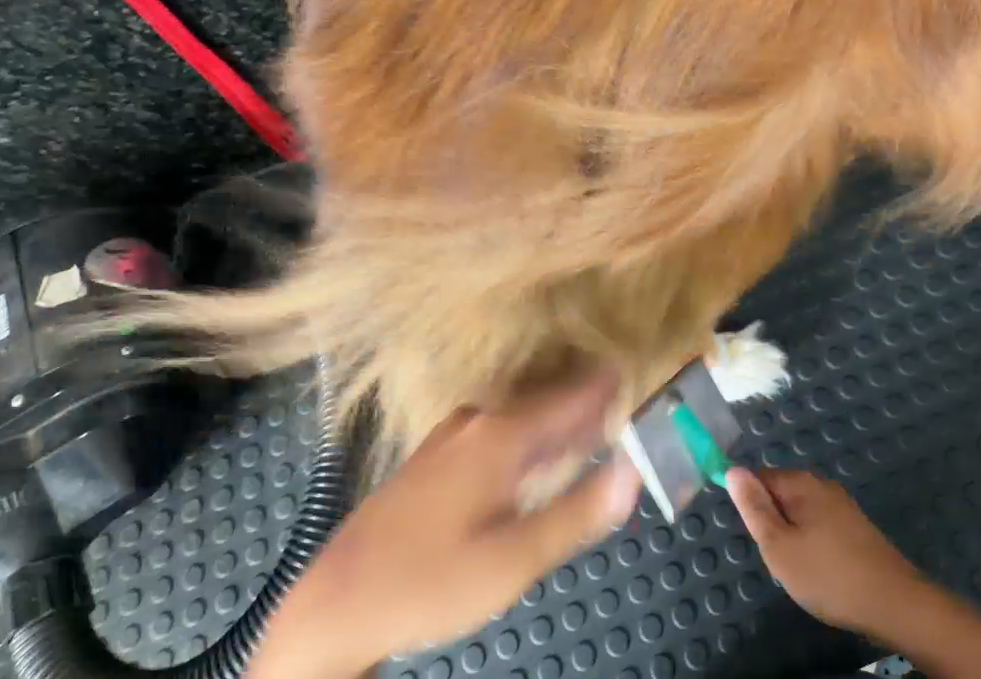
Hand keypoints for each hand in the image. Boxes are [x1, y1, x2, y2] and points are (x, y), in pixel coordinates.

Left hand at [251, 371, 642, 678]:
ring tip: (593, 435)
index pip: (573, 396)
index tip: (643, 377)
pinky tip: (538, 465)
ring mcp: (451, 437)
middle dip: (589, 407)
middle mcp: (477, 422)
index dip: (611, 387)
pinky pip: (499, 433)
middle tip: (628, 409)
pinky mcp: (436, 457)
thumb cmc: (429, 582)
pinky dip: (530, 440)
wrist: (337, 602)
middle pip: (548, 403)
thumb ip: (577, 513)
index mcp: (501, 435)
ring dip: (559, 426)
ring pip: (522, 419)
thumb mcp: (513, 560)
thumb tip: (631, 473)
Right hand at [724, 466, 929, 634]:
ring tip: (797, 569)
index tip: (755, 537)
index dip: (749, 505)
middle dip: (771, 523)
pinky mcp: (855, 527)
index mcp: (801, 483)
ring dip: (791, 537)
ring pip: (800, 513)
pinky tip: (818, 571)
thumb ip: (754, 507)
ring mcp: (842, 505)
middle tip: (776, 558)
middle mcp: (822, 485)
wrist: (893, 603)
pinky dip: (811, 545)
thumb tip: (733, 470)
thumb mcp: (778, 546)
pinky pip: (819, 526)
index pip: (758, 477)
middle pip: (780, 494)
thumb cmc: (827, 575)